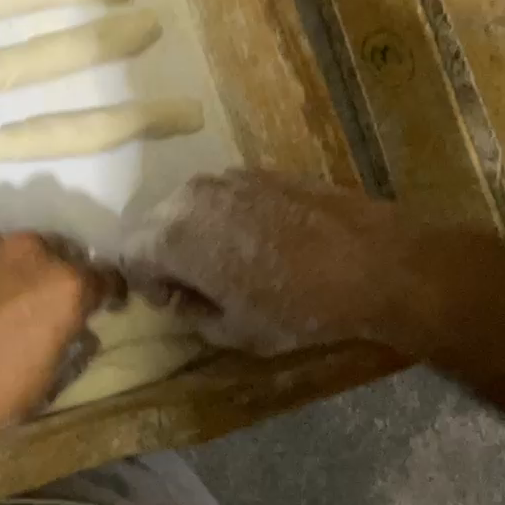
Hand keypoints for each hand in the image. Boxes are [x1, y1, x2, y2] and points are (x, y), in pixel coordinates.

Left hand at [0, 231, 106, 450]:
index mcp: (67, 285)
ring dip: (27, 270)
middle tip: (56, 307)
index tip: (107, 307)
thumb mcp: (46, 387)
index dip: (110, 293)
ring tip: (15, 301)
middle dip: (66, 276)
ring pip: (24, 250)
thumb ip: (74, 349)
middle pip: (65, 255)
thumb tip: (81, 333)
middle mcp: (32, 252)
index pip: (107, 276)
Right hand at [122, 169, 502, 353]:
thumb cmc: (298, 306)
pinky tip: (263, 244)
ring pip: (188, 208)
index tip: (178, 303)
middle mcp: (189, 196)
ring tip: (235, 265)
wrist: (376, 262)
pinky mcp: (258, 171)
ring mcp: (225, 178)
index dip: (144, 283)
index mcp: (174, 235)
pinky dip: (225, 219)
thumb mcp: (235, 333)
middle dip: (167, 257)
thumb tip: (182, 299)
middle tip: (203, 288)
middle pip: (155, 225)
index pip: (128, 253)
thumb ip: (192, 316)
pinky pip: (221, 197)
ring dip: (196, 236)